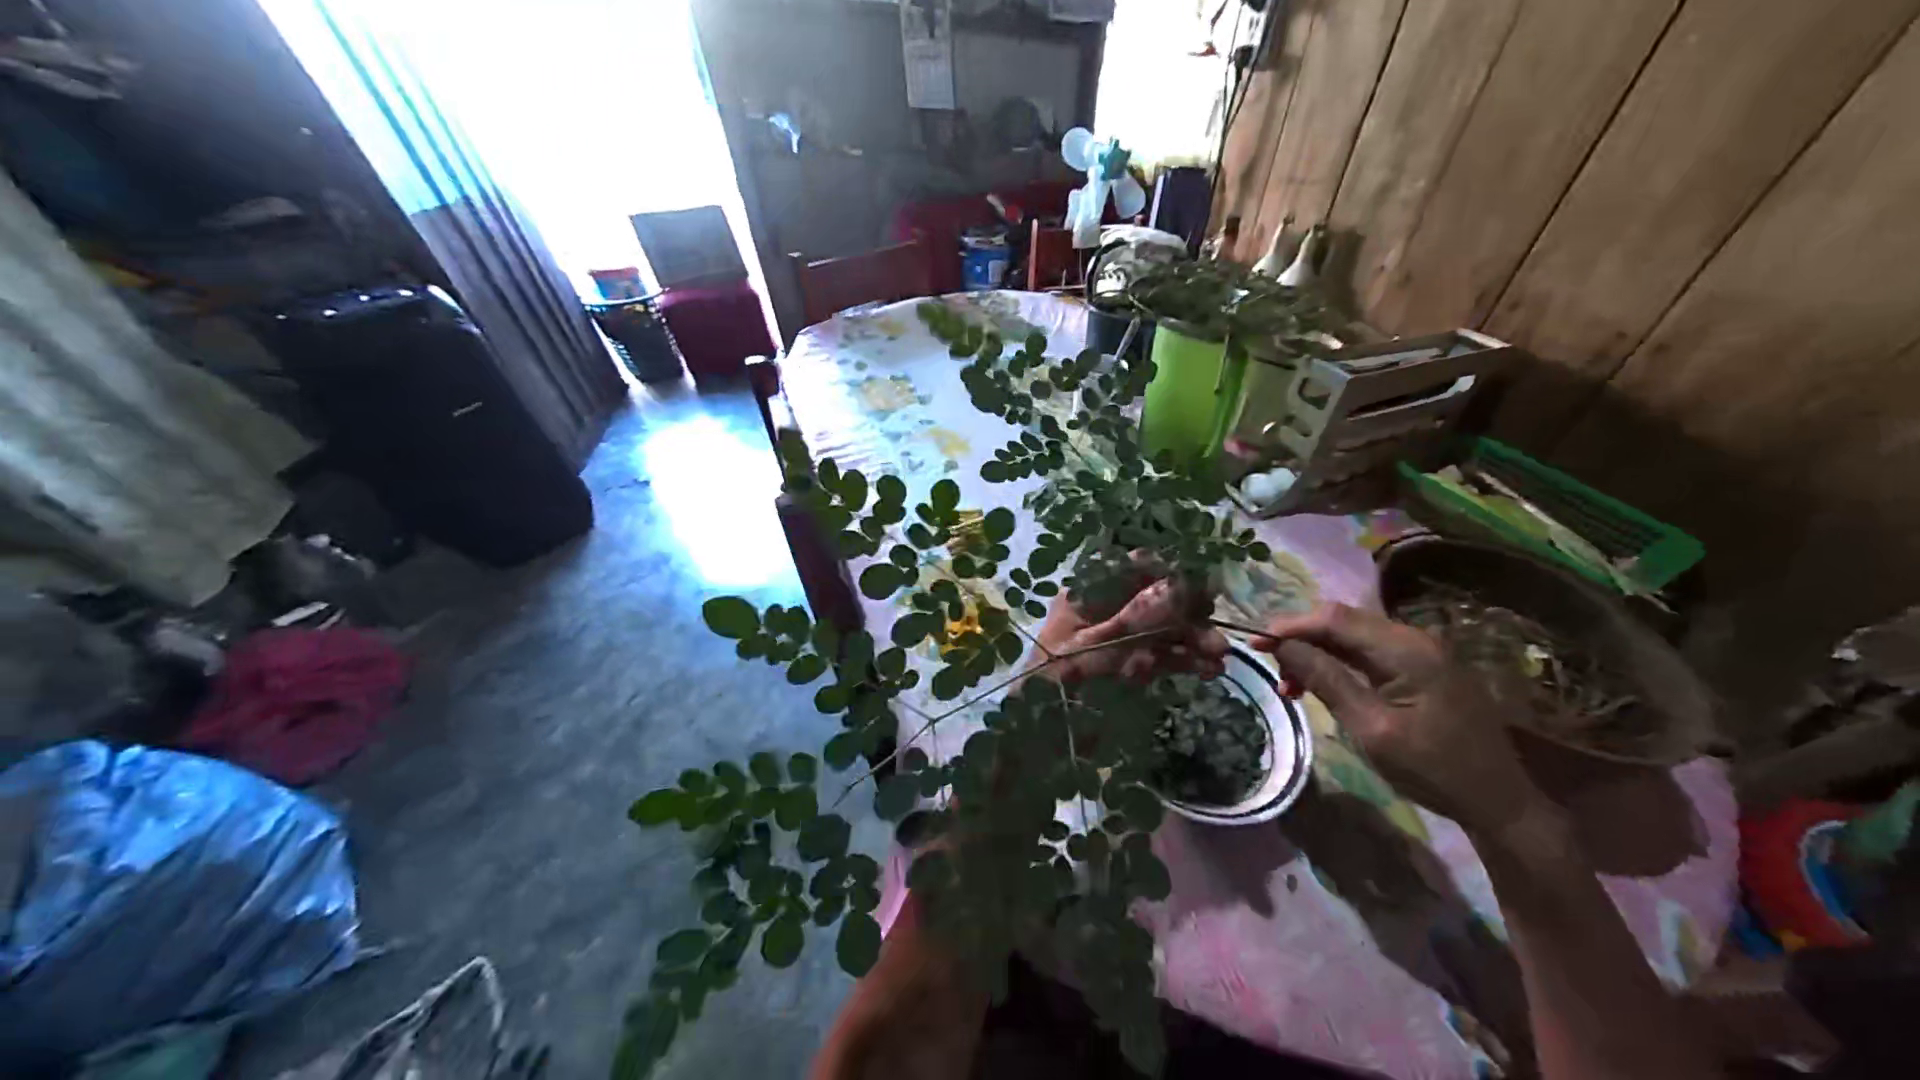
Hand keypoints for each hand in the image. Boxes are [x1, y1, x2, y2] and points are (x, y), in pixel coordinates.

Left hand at [1034, 576, 1228, 684]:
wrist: (1041, 737)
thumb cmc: (1059, 681)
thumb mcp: (1099, 645)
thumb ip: (1141, 616)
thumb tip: (1183, 584)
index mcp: (1088, 595)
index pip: (1133, 568)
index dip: (1169, 573)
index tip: (1201, 587)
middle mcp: (1106, 611)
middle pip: (1156, 599)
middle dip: (1188, 612)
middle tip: (1214, 628)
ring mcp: (1119, 639)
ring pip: (1163, 629)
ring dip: (1192, 638)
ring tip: (1218, 654)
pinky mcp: (1128, 666)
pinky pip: (1161, 655)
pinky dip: (1184, 660)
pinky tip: (1209, 671)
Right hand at [1255, 603, 1548, 836]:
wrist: (1498, 801)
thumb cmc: (1432, 769)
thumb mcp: (1371, 728)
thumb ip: (1326, 680)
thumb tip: (1282, 646)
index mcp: (1407, 651)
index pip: (1335, 619)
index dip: (1291, 625)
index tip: (1255, 641)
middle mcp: (1414, 639)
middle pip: (1342, 621)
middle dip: (1299, 637)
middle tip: (1267, 663)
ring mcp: (1420, 651)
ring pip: (1351, 636)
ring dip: (1315, 652)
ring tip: (1288, 684)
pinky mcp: (1420, 667)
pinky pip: (1367, 652)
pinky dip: (1336, 662)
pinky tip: (1318, 684)